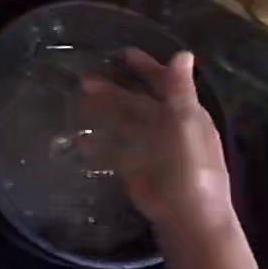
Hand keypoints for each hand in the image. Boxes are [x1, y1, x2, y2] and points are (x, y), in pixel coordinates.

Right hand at [82, 49, 232, 230]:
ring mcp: (149, 149)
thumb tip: (183, 53)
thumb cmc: (189, 168)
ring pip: (123, 124)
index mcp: (184, 114)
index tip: (121, 54)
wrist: (186, 215)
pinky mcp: (135, 168)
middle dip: (113, 90)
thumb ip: (179, 91)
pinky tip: (80, 139)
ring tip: (78, 103)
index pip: (163, 83)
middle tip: (84, 80)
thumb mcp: (184, 124)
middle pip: (137, 103)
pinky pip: (114, 150)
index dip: (144, 67)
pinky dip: (98, 143)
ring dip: (102, 113)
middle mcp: (166, 127)